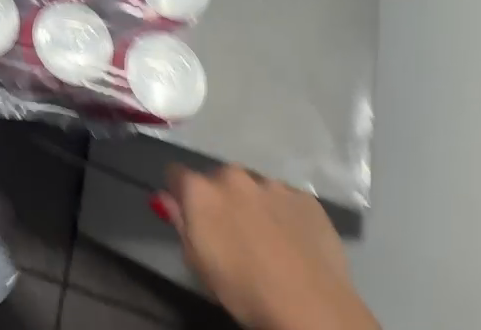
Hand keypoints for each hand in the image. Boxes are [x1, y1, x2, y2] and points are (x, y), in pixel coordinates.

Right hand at [160, 165, 376, 329]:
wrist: (312, 307)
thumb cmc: (244, 291)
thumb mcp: (198, 263)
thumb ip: (180, 223)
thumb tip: (168, 198)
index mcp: (201, 191)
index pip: (176, 173)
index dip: (180, 192)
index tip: (188, 211)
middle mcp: (233, 176)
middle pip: (218, 178)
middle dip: (220, 197)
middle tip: (231, 230)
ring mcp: (272, 184)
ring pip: (253, 186)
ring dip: (253, 203)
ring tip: (267, 237)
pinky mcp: (305, 197)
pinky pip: (285, 197)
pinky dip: (283, 212)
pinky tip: (293, 240)